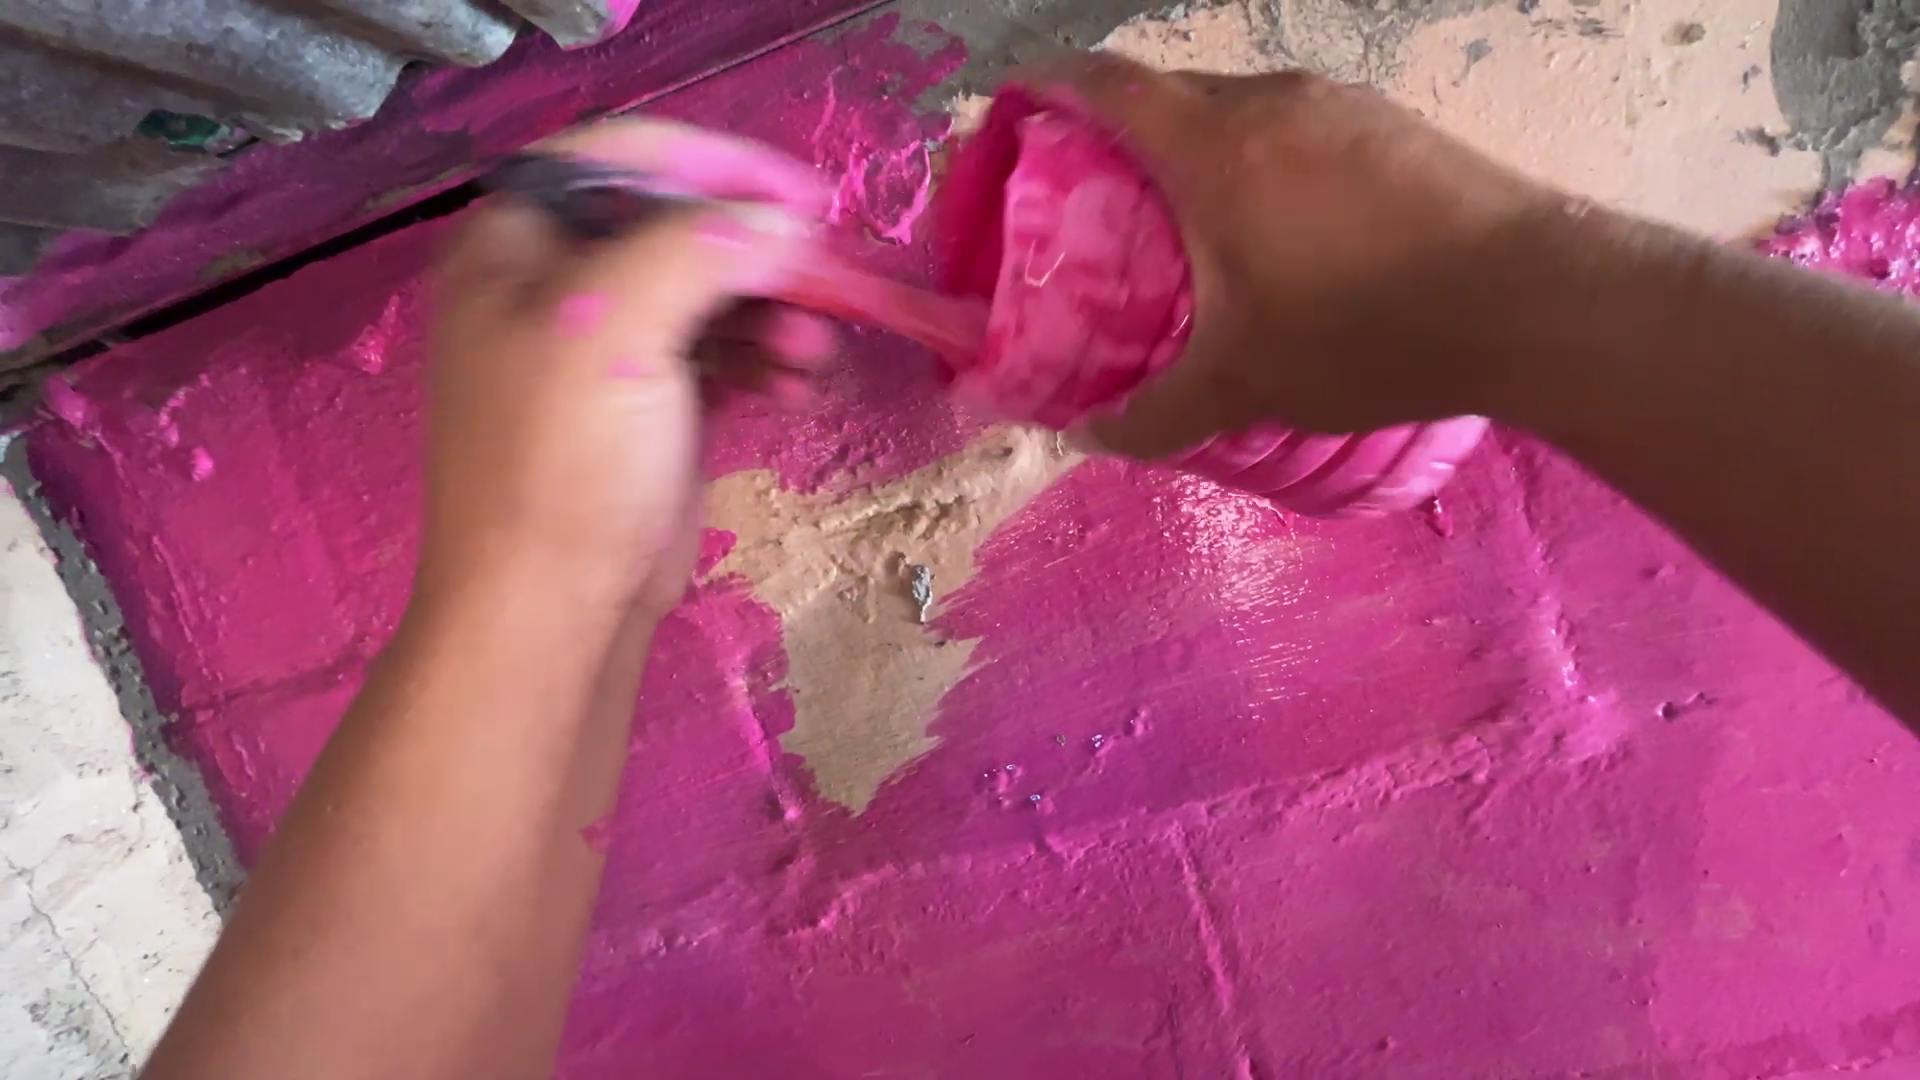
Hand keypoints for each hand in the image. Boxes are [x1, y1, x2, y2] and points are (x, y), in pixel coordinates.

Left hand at [424, 120, 832, 617]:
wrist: (560, 604)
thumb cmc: (564, 465)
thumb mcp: (611, 335)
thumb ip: (693, 253)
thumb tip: (782, 224)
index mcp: (522, 247)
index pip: (626, 161)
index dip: (718, 165)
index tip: (801, 196)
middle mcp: (567, 288)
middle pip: (683, 234)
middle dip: (759, 260)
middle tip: (827, 286)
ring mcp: (618, 351)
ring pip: (716, 301)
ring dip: (776, 319)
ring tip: (815, 355)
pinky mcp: (662, 406)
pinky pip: (727, 358)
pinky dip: (768, 364)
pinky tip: (799, 386)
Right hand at [1019, 54, 1562, 454]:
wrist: (1539, 303)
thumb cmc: (1363, 333)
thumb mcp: (1239, 389)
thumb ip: (1150, 419)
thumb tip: (1086, 439)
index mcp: (1216, 149)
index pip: (1107, 85)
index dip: (1046, 88)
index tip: (1012, 115)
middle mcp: (1272, 100)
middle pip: (1164, 92)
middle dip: (1110, 133)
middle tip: (1086, 202)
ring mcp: (1338, 104)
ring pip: (1229, 107)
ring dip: (1183, 149)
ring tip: (1170, 220)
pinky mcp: (1386, 125)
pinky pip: (1285, 125)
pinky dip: (1244, 160)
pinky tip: (1260, 226)